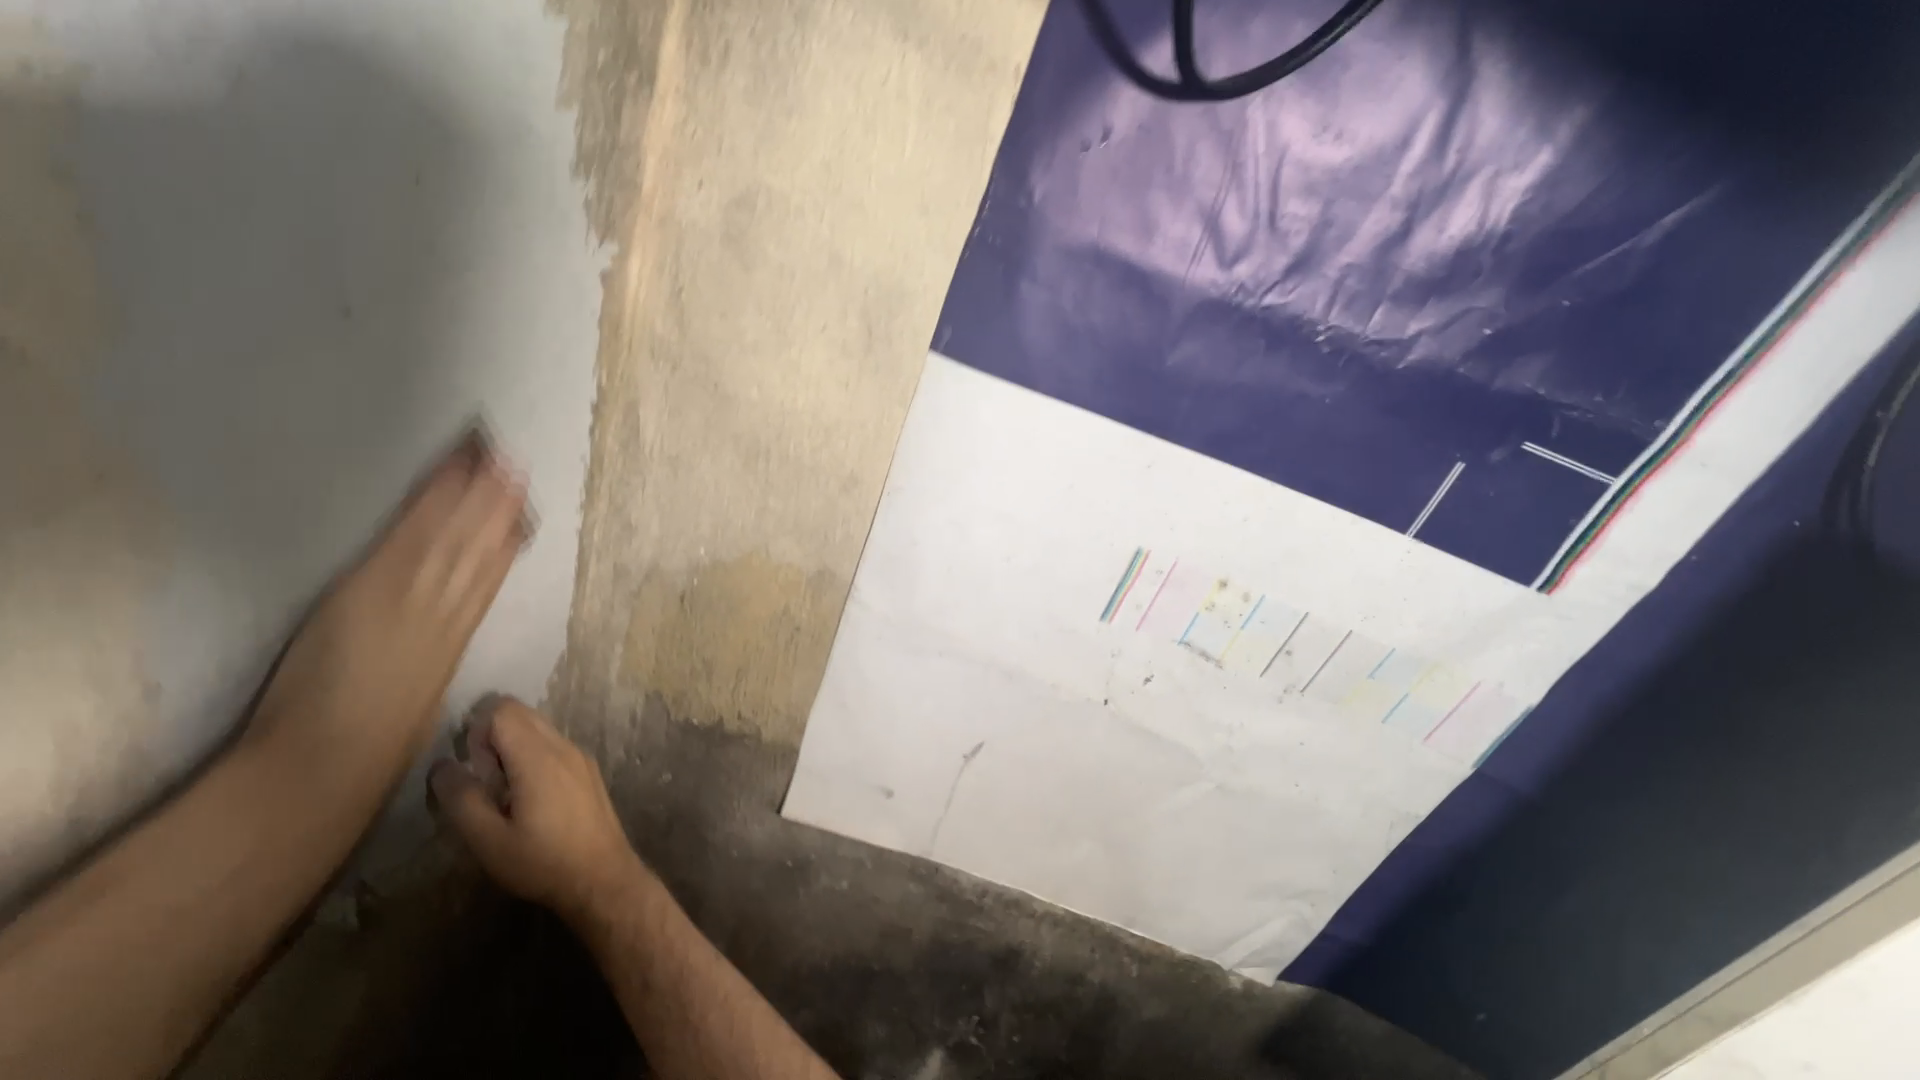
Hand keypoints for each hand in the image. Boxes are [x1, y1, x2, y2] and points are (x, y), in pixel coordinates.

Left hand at [248, 432, 528, 758]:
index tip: (520, 505)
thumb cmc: (372, 738)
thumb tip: (453, 617)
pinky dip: (439, 499)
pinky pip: (419, 532)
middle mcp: (447, 607)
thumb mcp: (420, 687)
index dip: (506, 536)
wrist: (331, 759)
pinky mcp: (380, 584)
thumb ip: (435, 645)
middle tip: (515, 460)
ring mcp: (417, 593)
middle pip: (481, 546)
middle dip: (498, 502)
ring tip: (494, 453)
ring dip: (478, 490)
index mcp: (455, 632)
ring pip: (459, 533)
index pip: (489, 574)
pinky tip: (451, 471)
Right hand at [429, 696, 648, 921]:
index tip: (475, 772)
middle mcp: (563, 746)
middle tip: (487, 783)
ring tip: (506, 795)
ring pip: (538, 728)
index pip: (502, 710)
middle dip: (492, 738)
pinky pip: (553, 746)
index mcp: (539, 755)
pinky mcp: (588, 771)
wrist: (602, 878)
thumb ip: (461, 798)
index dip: (477, 733)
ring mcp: (580, 756)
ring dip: (512, 749)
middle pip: (521, 713)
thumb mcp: (487, 839)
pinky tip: (531, 801)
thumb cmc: (542, 861)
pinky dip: (533, 758)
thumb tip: (443, 765)